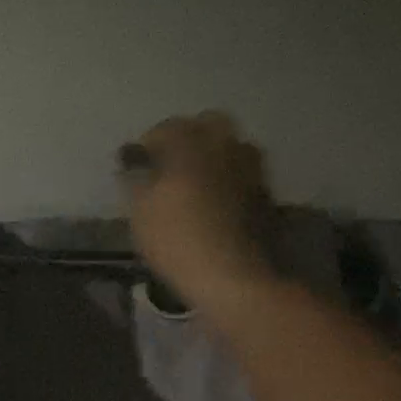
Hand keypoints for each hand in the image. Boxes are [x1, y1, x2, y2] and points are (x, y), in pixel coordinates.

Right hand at [123, 111, 279, 298]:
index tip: (138, 166)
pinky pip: (243, 172)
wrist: (232, 276)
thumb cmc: (177, 240)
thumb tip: (134, 163)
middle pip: (208, 124)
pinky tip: (216, 202)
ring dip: (213, 156)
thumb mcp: (140, 213)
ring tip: (196, 184)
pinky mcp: (266, 192)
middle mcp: (225, 145)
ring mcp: (251, 168)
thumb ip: (136, 180)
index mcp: (190, 144)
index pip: (166, 127)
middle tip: (171, 166)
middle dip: (189, 138)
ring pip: (231, 146)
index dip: (149, 145)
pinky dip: (229, 178)